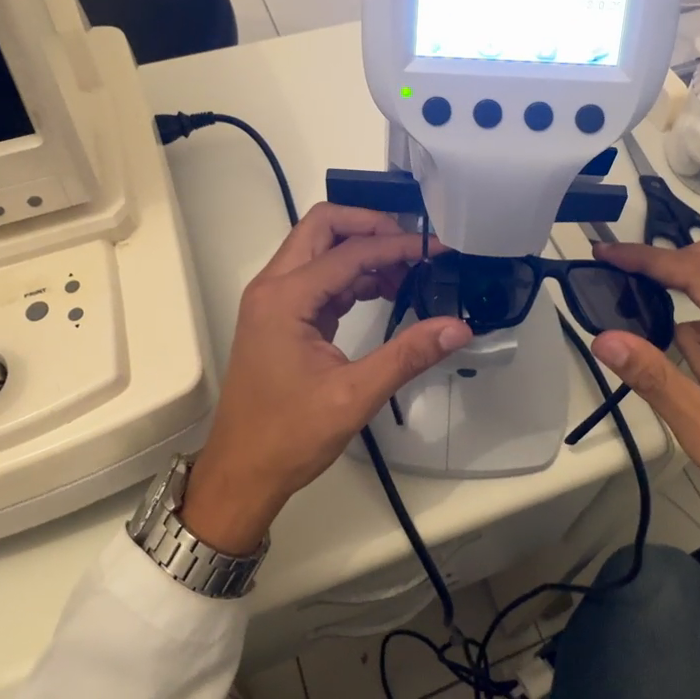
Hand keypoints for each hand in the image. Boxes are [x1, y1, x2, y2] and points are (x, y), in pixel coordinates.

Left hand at [181, 204, 471, 555]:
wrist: (241, 472)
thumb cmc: (289, 436)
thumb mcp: (354, 395)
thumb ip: (408, 355)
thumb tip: (458, 327)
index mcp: (285, 297)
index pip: (349, 251)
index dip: (397, 246)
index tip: (438, 251)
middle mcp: (273, 286)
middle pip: (323, 227)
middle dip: (370, 227)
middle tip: (413, 247)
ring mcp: (274, 300)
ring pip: (319, 249)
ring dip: (361, 251)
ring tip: (407, 275)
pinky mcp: (281, 317)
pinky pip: (318, 277)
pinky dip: (350, 276)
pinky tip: (383, 293)